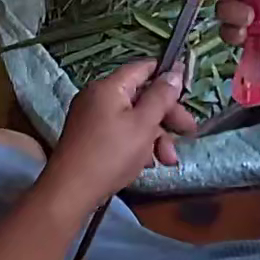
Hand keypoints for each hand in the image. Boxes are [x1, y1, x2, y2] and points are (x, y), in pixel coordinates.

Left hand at [46, 61, 197, 203]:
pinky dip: (137, 144)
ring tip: (167, 160)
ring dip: (155, 136)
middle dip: (166, 116)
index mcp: (110, 86)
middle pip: (141, 96)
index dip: (168, 75)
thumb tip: (175, 72)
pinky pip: (120, 132)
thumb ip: (161, 96)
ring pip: (133, 118)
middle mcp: (98, 96)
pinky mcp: (90, 137)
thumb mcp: (144, 124)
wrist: (70, 191)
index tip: (189, 90)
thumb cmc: (111, 154)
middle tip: (189, 132)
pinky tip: (147, 164)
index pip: (144, 68)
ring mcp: (92, 117)